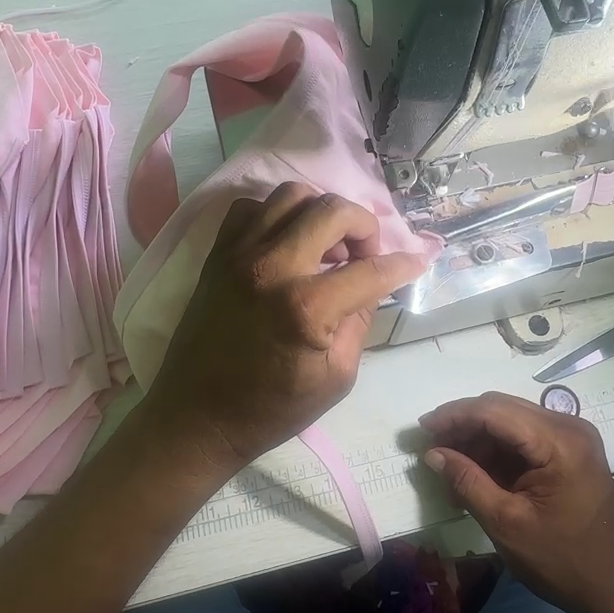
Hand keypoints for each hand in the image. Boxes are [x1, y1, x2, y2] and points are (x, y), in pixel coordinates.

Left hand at [144, 183, 429, 471]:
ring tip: (326, 244)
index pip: (371, 270)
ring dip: (321, 212)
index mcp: (306, 307)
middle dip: (363, 226)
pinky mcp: (217, 253)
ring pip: (293, 195)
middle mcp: (272, 267)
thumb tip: (374, 280)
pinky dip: (277, 215)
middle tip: (364, 254)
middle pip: (333, 210)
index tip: (416, 262)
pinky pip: (252, 207)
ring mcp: (239, 253)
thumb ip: (360, 319)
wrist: (197, 417)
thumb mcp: (337, 376)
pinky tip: (286, 243)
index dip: (402, 265)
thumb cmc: (272, 408)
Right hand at [420, 392, 613, 612]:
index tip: (422, 428)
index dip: (455, 416)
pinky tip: (473, 469)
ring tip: (447, 461)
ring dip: (478, 437)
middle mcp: (569, 426)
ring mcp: (572, 436)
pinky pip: (524, 436)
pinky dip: (496, 449)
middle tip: (431, 446)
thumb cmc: (560, 560)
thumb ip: (468, 481)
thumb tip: (433, 454)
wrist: (611, 588)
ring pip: (510, 420)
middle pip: (502, 409)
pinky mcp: (569, 450)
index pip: (496, 411)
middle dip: (463, 425)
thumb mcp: (505, 523)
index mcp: (559, 441)